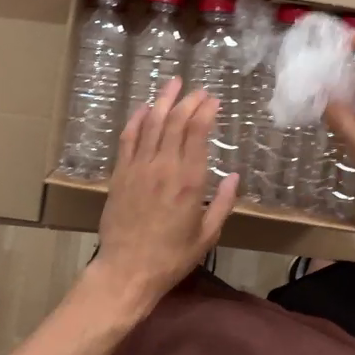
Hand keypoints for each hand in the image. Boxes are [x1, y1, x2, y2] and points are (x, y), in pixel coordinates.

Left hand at [91, 77, 239, 311]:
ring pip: (151, 123)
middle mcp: (164, 167)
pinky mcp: (120, 174)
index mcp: (189, 181)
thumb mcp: (207, 235)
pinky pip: (128, 139)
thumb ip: (222, 204)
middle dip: (188, 101)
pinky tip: (143, 108)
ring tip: (173, 83)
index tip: (213, 99)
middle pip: (175, 122)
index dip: (206, 111)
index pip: (197, 133)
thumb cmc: (171, 257)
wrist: (127, 270)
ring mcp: (138, 168)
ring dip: (163, 100)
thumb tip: (234, 176)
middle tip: (198, 89)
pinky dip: (136, 120)